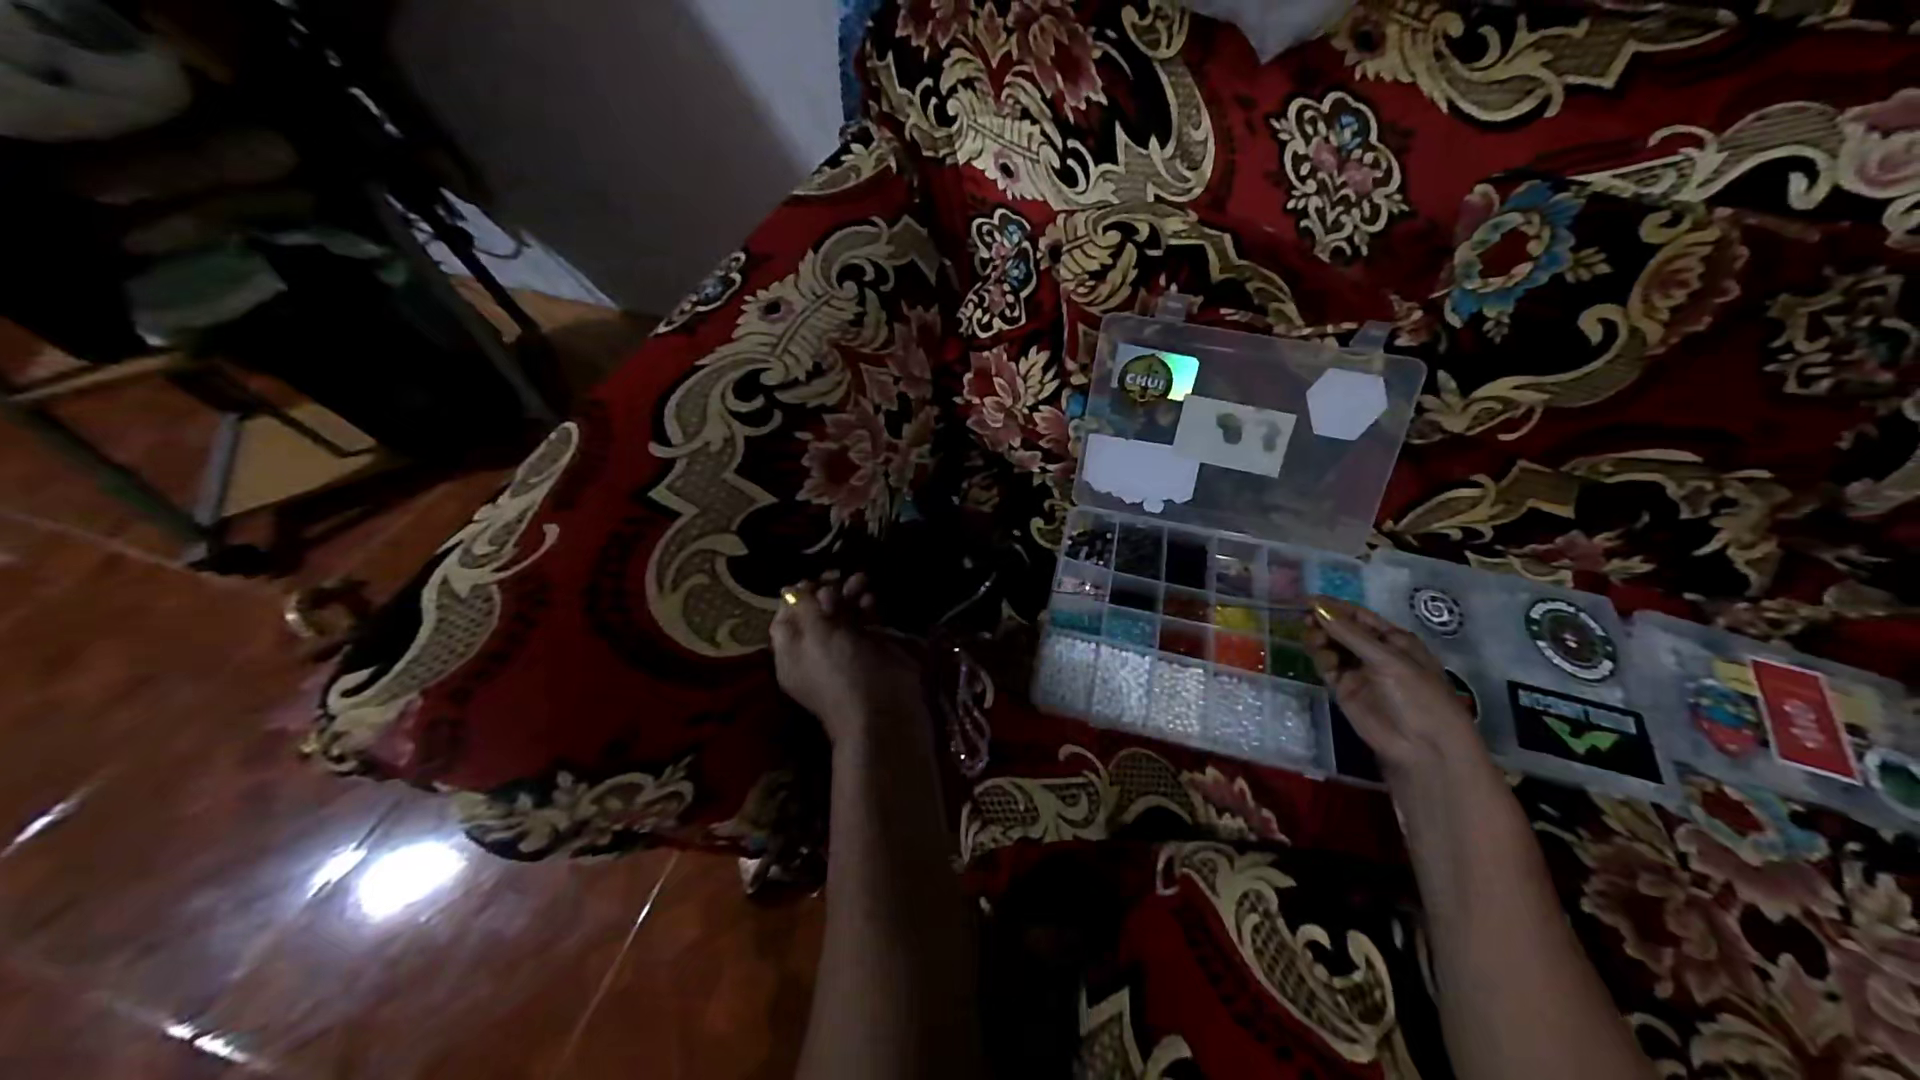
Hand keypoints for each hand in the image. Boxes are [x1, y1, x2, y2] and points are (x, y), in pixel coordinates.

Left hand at [770, 572, 927, 749]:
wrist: (884, 707)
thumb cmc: (840, 671)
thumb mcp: (814, 635)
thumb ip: (804, 606)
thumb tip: (791, 587)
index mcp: (792, 652)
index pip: (785, 616)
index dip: (797, 596)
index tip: (812, 582)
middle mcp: (816, 649)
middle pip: (816, 610)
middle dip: (827, 590)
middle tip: (839, 579)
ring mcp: (845, 648)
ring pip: (843, 611)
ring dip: (850, 592)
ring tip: (861, 582)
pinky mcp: (872, 646)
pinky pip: (867, 619)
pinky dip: (868, 606)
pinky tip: (872, 600)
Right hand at [1303, 596, 1485, 780]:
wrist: (1422, 746)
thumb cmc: (1418, 696)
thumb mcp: (1389, 660)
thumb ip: (1351, 635)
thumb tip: (1318, 608)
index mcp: (1394, 640)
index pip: (1359, 616)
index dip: (1335, 607)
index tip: (1308, 600)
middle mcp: (1374, 652)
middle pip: (1342, 629)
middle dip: (1325, 622)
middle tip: (1306, 619)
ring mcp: (1358, 671)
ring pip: (1331, 647)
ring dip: (1320, 639)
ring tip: (1314, 639)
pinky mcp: (1344, 689)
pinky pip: (1327, 667)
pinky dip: (1321, 659)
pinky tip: (1322, 659)